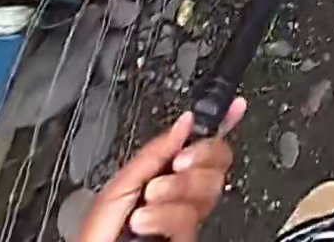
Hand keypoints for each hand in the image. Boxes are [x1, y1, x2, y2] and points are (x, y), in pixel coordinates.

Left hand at [74, 97, 247, 241]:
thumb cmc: (98, 235)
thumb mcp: (121, 182)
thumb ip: (155, 151)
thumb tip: (187, 120)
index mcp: (165, 171)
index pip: (202, 141)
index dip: (223, 121)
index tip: (235, 105)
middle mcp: (181, 192)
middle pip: (218, 159)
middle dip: (200, 155)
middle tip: (177, 162)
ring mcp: (185, 217)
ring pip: (208, 187)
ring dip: (176, 188)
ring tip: (150, 198)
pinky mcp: (186, 239)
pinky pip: (189, 218)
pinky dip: (165, 216)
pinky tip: (145, 221)